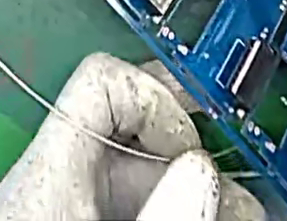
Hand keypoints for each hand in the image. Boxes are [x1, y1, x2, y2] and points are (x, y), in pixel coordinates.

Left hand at [0, 54, 263, 220]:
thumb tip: (202, 167)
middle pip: (137, 126)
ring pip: (150, 170)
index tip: (190, 144)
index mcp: (50, 173)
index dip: (153, 97)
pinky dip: (185, 209)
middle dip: (193, 151)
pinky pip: (146, 202)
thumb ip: (163, 215)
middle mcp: (63, 181)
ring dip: (201, 188)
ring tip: (236, 214)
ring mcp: (79, 211)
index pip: (102, 80)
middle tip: (232, 187)